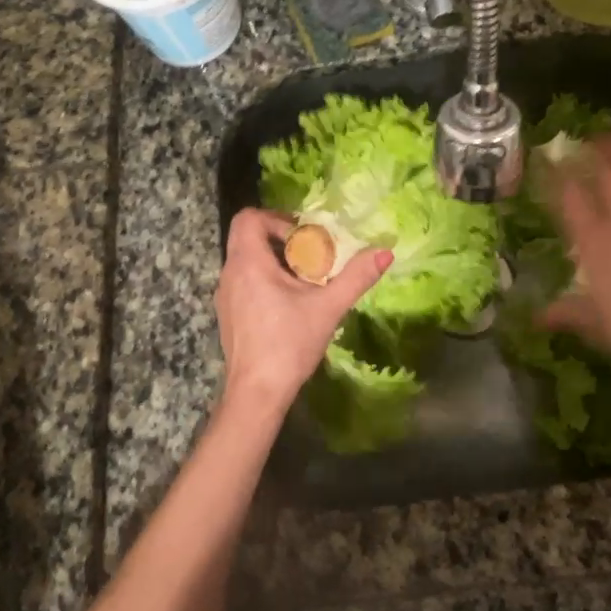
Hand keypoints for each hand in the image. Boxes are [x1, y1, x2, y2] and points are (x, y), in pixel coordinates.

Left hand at [216, 209, 391, 413]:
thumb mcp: (328, 308)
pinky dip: (264, 280)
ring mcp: (225, 295)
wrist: (256, 393)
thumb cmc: (288, 344)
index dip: (275, 218)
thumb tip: (385, 252)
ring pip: (246, 260)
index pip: (249, 217)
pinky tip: (288, 305)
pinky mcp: (228, 314)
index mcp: (248, 263)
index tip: (302, 236)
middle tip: (309, 254)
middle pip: (248, 237)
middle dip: (279, 239)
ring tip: (304, 280)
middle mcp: (230, 273)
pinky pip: (243, 282)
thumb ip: (356, 277)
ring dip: (273, 261)